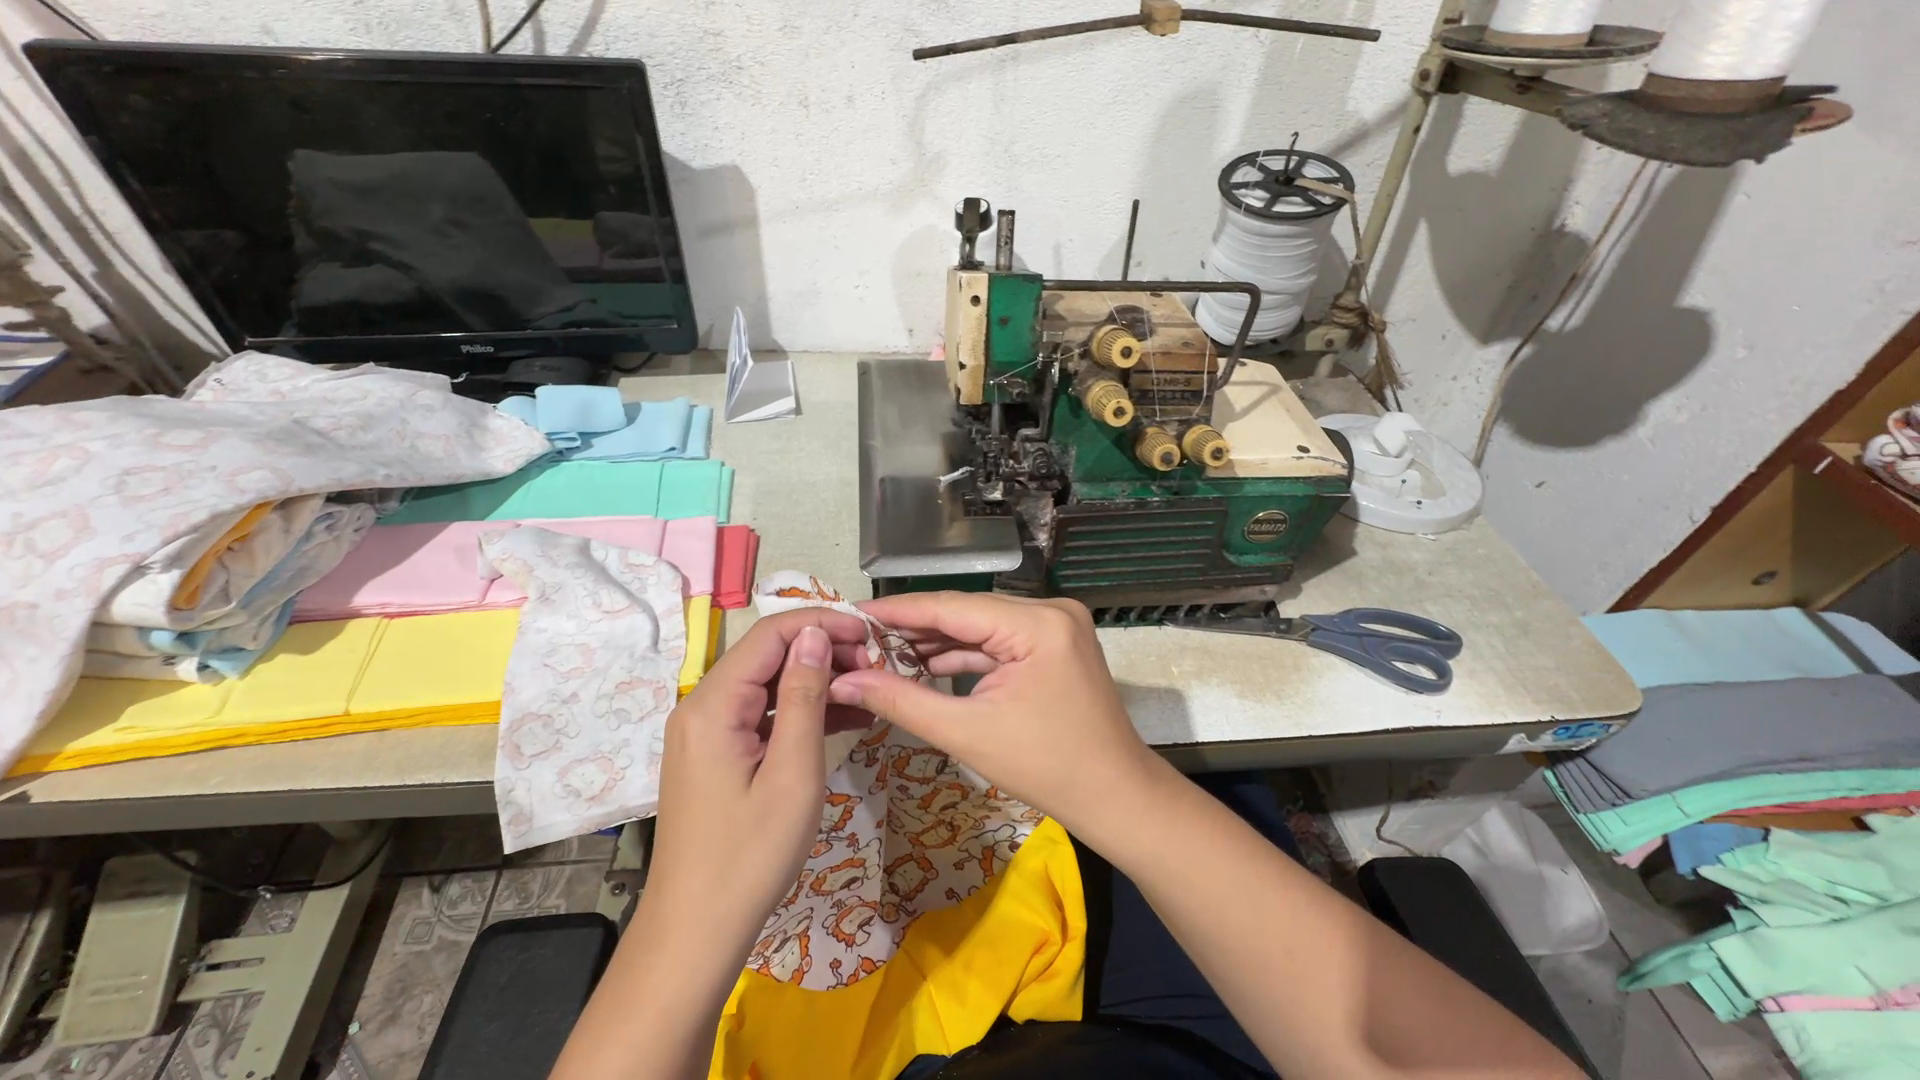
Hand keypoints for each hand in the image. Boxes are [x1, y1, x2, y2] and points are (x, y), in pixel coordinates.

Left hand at [647, 607, 872, 935]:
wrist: (697, 929)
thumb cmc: (750, 854)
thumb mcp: (792, 773)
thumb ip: (804, 697)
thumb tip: (815, 635)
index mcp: (713, 704)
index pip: (770, 635)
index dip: (821, 623)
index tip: (871, 634)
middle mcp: (701, 707)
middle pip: (766, 656)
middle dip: (821, 652)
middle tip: (875, 668)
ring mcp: (705, 733)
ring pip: (766, 686)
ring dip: (815, 682)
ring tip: (869, 692)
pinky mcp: (715, 757)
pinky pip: (760, 717)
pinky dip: (798, 713)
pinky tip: (844, 720)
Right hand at [826, 591, 1165, 834]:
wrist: (1114, 796)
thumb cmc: (1045, 768)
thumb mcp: (966, 733)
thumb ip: (901, 700)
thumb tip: (842, 681)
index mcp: (1037, 623)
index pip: (951, 606)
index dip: (897, 611)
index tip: (849, 614)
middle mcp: (1050, 610)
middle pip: (966, 612)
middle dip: (913, 628)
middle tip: (857, 638)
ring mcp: (1056, 626)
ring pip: (981, 626)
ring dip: (936, 641)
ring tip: (881, 653)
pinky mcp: (1054, 645)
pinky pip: (999, 641)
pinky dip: (965, 655)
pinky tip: (924, 664)